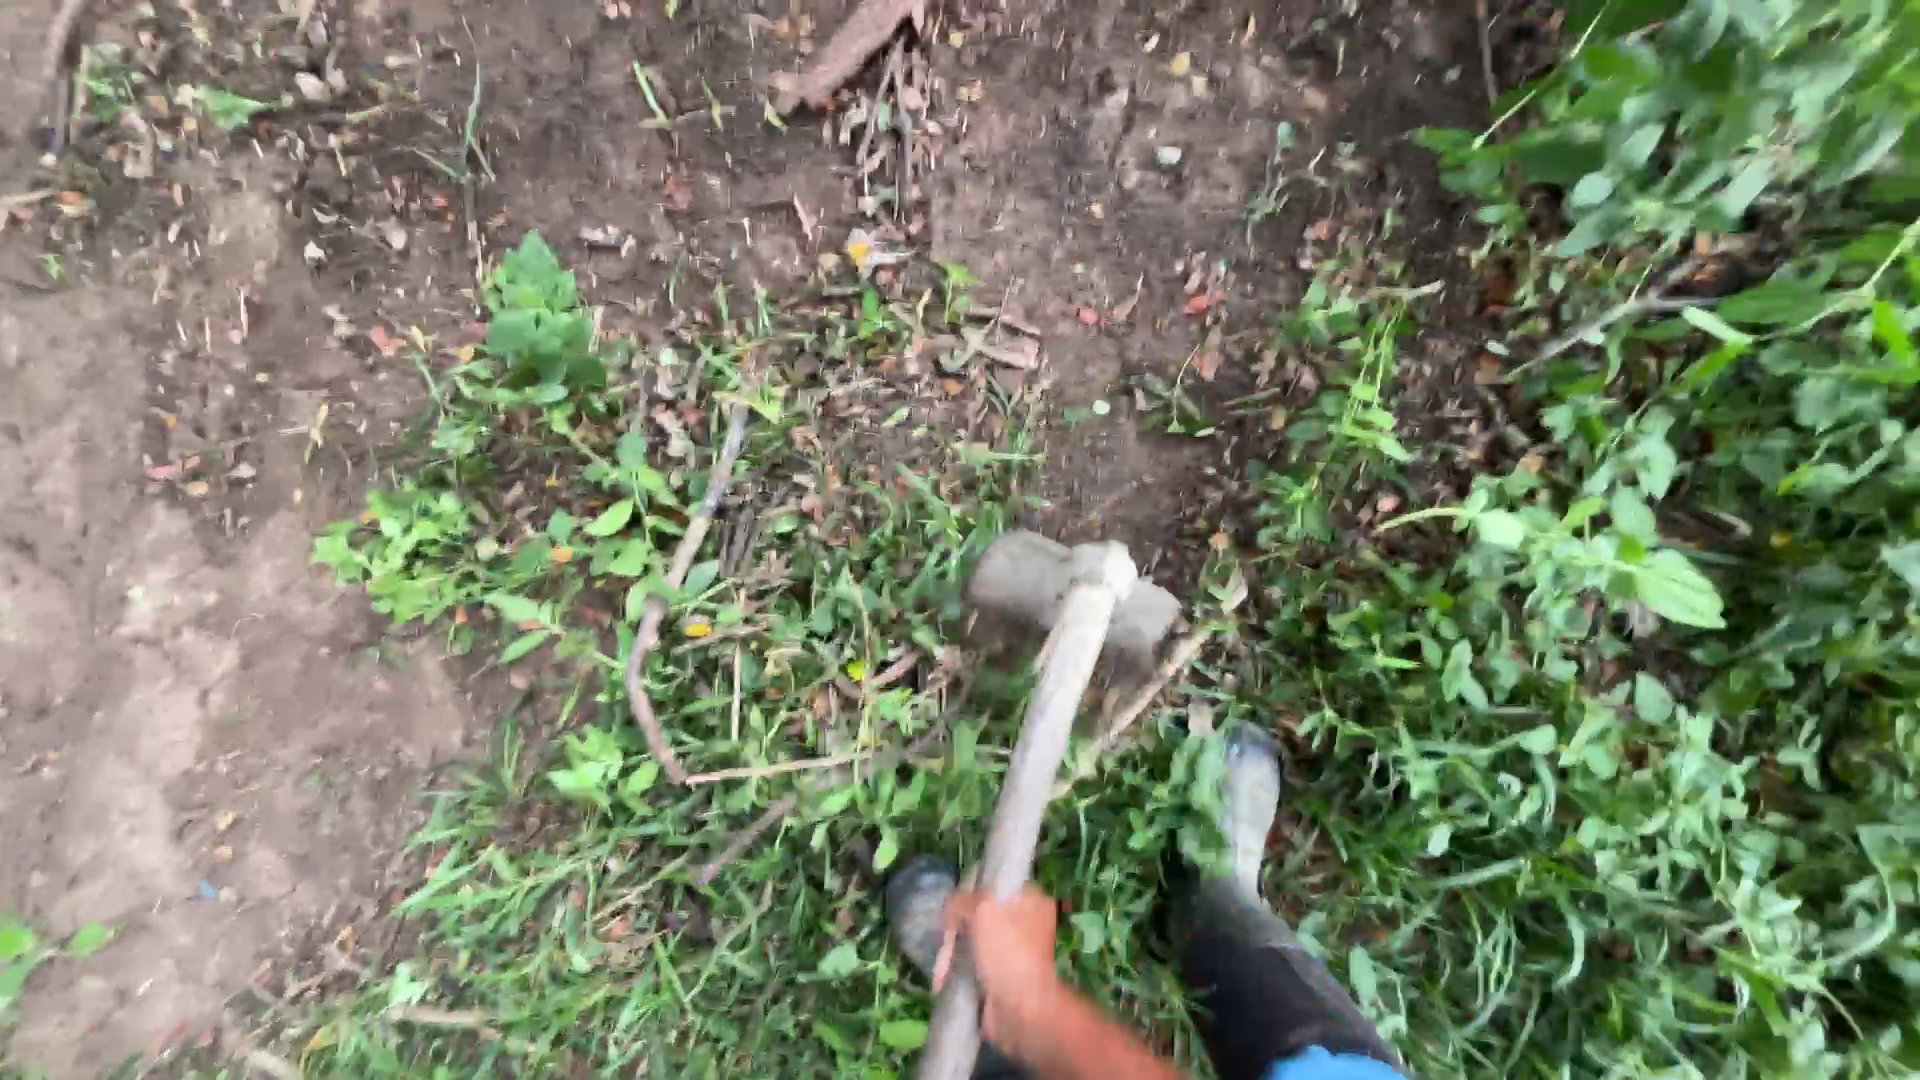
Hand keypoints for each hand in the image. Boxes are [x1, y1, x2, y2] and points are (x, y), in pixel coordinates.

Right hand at [934, 886, 1067, 1054]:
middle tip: (946, 937)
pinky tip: (943, 978)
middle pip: (981, 913)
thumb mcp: (983, 908)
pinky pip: (972, 966)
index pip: (1000, 883)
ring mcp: (1012, 952)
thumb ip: (963, 899)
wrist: (1020, 1009)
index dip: (976, 888)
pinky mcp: (999, 977)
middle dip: (958, 926)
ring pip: (973, 941)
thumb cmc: (1008, 949)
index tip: (957, 900)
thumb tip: (952, 907)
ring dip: (953, 952)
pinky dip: (956, 972)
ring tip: (942, 965)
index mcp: (1032, 901)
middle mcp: (1025, 924)